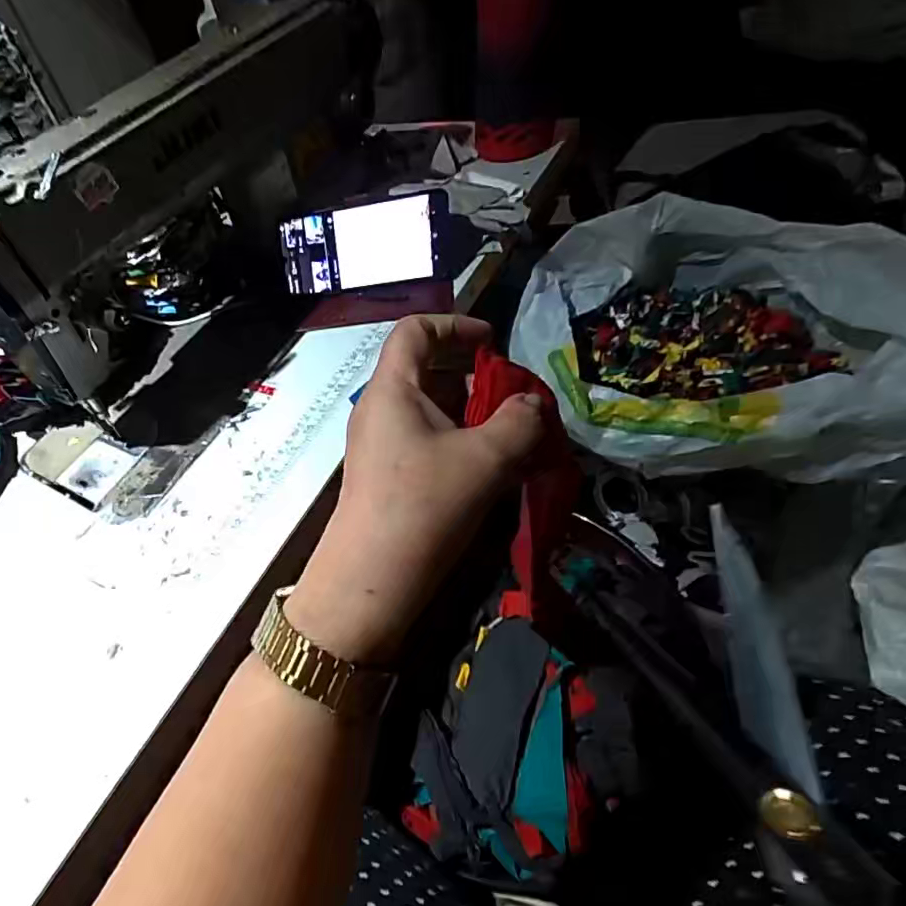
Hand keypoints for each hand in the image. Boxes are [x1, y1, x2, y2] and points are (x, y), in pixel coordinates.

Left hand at [285, 315, 545, 663]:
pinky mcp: (387, 476)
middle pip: (424, 368)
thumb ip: (520, 421)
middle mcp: (379, 409)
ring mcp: (380, 444)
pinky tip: (488, 466)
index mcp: (392, 389)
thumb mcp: (485, 458)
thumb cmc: (425, 505)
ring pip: (429, 408)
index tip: (493, 341)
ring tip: (509, 431)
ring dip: (470, 411)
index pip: (415, 330)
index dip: (455, 324)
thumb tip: (533, 403)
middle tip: (509, 392)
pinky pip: (425, 439)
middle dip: (471, 373)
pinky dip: (458, 439)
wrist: (373, 581)